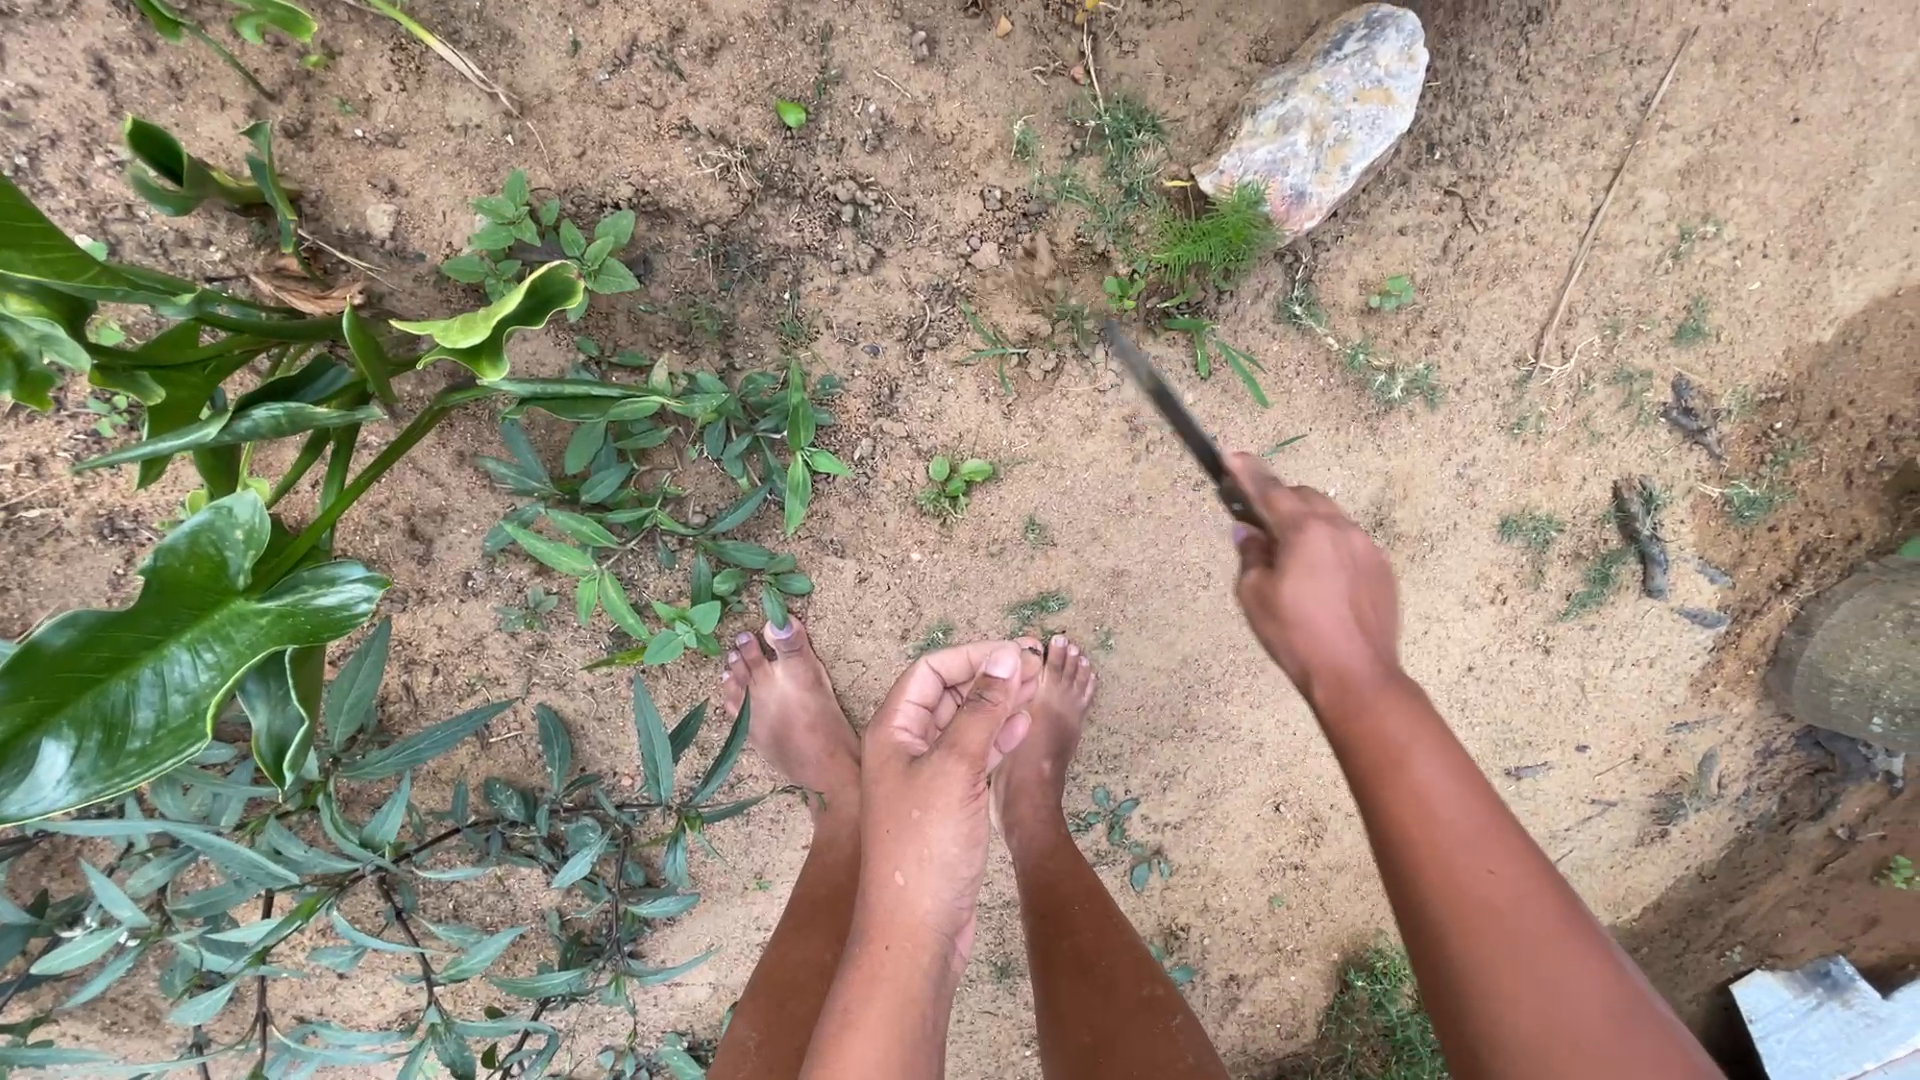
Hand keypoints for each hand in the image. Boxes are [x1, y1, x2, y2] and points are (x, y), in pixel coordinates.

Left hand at [856, 640, 1040, 969]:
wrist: (919, 929)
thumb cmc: (927, 843)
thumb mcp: (955, 766)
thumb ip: (981, 709)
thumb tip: (1005, 656)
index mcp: (893, 729)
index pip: (932, 670)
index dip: (972, 656)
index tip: (1016, 653)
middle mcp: (907, 745)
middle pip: (950, 693)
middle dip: (989, 676)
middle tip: (1034, 666)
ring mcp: (929, 774)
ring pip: (966, 723)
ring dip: (998, 704)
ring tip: (1036, 688)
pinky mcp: (950, 800)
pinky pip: (976, 755)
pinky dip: (998, 737)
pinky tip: (1023, 725)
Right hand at [1224, 452, 1402, 706]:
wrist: (1356, 674)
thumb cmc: (1295, 634)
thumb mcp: (1254, 595)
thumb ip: (1251, 555)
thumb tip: (1249, 533)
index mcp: (1305, 531)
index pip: (1270, 490)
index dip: (1248, 471)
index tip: (1232, 455)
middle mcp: (1340, 528)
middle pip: (1305, 496)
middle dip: (1280, 501)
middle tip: (1259, 526)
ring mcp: (1367, 547)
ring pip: (1330, 517)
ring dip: (1306, 524)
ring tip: (1290, 558)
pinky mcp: (1382, 568)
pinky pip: (1348, 541)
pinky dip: (1328, 545)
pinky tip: (1319, 579)